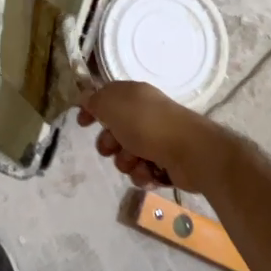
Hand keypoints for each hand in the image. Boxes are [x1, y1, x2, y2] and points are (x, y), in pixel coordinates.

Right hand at [77, 81, 219, 190]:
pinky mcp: (165, 163)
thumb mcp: (112, 105)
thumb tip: (85, 97)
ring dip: (125, 161)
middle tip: (111, 148)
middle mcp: (144, 115)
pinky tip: (148, 173)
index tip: (82, 123)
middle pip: (114, 131)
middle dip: (108, 143)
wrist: (188, 151)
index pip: (106, 98)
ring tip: (135, 161)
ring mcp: (156, 140)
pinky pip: (142, 171)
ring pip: (126, 154)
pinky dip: (142, 174)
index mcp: (133, 96)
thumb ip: (95, 100)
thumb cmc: (146, 123)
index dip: (92, 109)